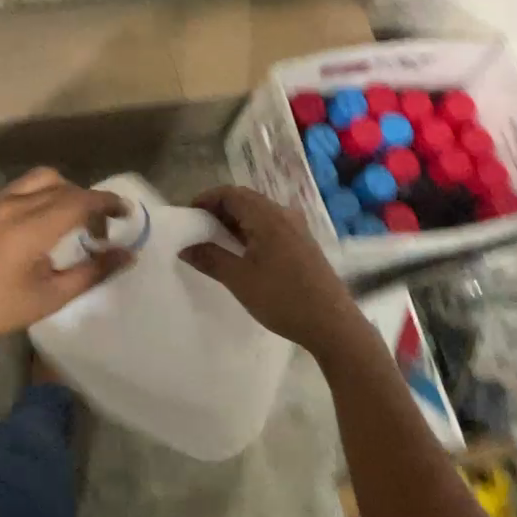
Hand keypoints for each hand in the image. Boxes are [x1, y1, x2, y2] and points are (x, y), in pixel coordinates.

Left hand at [0, 168, 131, 349]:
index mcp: (30, 229)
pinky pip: (25, 186)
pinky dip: (45, 193)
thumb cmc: (1, 310)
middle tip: (102, 231)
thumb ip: (94, 271)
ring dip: (67, 192)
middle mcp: (14, 206)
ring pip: (44, 179)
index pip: (79, 201)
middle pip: (65, 187)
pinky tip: (48, 221)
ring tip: (76, 221)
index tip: (126, 215)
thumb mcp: (53, 296)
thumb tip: (128, 254)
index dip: (108, 203)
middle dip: (90, 202)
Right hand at [179, 186, 369, 357]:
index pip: (230, 193)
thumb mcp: (239, 280)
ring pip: (258, 213)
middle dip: (218, 209)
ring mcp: (297, 229)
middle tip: (196, 229)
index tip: (187, 216)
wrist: (332, 324)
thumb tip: (185, 247)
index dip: (205, 199)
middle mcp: (283, 214)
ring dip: (234, 221)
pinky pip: (270, 226)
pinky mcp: (303, 244)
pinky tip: (241, 253)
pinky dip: (250, 231)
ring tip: (214, 242)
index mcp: (267, 216)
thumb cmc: (282, 299)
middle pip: (245, 199)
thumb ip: (210, 259)